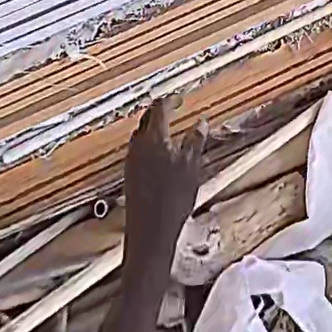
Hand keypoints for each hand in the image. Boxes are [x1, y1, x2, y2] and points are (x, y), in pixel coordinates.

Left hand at [121, 98, 203, 252]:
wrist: (150, 231)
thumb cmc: (172, 199)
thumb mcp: (191, 167)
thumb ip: (195, 141)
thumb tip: (202, 123)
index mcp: (153, 138)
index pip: (159, 108)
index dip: (170, 101)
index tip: (181, 99)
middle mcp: (137, 144)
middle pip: (147, 118)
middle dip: (160, 110)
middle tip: (174, 109)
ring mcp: (131, 158)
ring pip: (141, 132)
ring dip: (154, 125)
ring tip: (169, 128)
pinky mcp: (129, 172)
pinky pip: (138, 147)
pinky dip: (150, 141)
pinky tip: (160, 152)